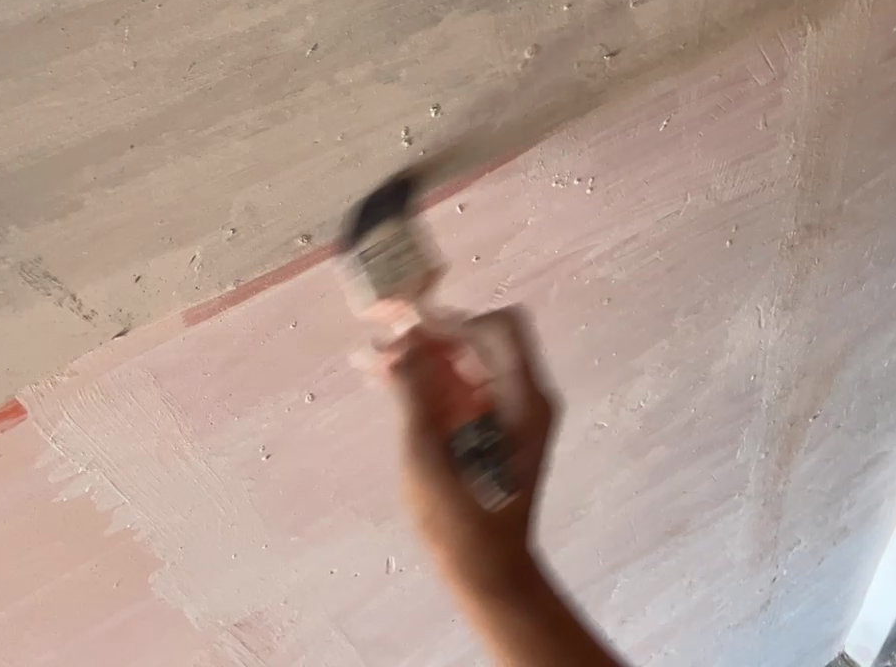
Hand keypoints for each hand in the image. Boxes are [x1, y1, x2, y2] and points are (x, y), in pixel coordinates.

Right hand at [386, 306, 559, 599]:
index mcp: (523, 397)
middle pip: (479, 340)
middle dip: (429, 336)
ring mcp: (509, 410)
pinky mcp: (492, 426)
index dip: (452, 321)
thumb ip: (415, 390)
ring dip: (422, 356)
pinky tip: (386, 380)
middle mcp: (524, 395)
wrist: (488, 574)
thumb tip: (400, 344)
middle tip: (383, 341)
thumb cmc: (461, 521)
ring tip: (372, 359)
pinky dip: (429, 380)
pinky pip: (462, 386)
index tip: (409, 328)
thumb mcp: (429, 451)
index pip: (497, 328)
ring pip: (465, 360)